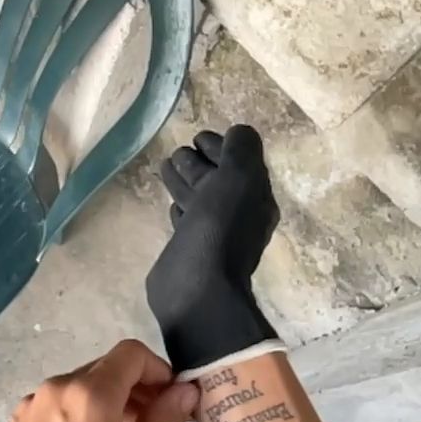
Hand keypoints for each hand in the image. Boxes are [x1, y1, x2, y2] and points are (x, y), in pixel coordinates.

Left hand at [0, 341, 198, 421]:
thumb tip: (185, 391)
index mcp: (88, 396)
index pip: (131, 354)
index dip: (158, 368)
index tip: (172, 397)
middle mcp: (54, 390)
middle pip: (103, 369)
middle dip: (134, 386)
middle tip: (155, 421)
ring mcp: (28, 409)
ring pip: (77, 388)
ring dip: (106, 401)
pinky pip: (54, 408)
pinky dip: (77, 416)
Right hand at [146, 126, 281, 376]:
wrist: (197, 288)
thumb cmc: (218, 230)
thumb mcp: (238, 179)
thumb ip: (241, 150)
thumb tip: (238, 132)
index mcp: (254, 196)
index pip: (239, 161)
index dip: (220, 145)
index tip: (199, 137)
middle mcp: (237, 213)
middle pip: (217, 178)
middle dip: (200, 161)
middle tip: (179, 150)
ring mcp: (213, 232)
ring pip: (199, 196)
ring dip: (185, 179)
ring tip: (166, 164)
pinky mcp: (189, 247)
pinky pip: (187, 219)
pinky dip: (180, 206)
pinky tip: (172, 203)